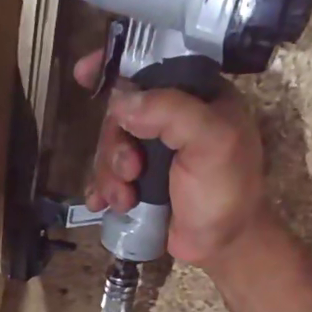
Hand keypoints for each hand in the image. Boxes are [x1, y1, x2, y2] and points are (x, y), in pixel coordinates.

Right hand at [75, 50, 272, 266]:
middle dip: (115, 145)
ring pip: (110, 146)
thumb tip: (120, 102)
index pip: (153, 65)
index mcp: (196, 96)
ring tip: (125, 199)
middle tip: (130, 171)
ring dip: (110, 174)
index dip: (117, 64)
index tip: (85, 73)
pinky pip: (106, 175)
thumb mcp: (210, 142)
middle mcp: (171, 118)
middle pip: (120, 113)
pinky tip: (103, 204)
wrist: (224, 246)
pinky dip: (101, 189)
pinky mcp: (139, 182)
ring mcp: (153, 152)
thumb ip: (170, 112)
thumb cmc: (226, 190)